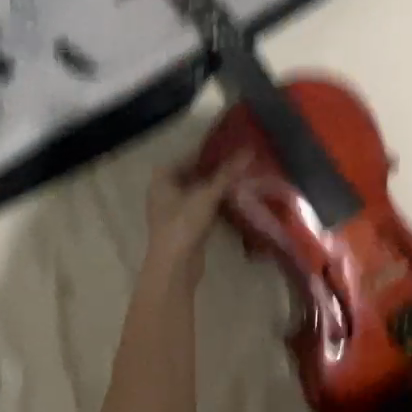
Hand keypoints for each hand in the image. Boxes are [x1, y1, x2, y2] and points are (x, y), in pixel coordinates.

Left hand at [142, 153, 247, 281]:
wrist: (174, 266)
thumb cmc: (184, 224)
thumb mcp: (207, 195)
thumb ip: (227, 174)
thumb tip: (248, 151)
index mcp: (162, 178)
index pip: (188, 156)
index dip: (208, 150)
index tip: (231, 145)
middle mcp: (164, 191)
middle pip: (193, 173)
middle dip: (215, 169)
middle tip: (239, 161)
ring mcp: (173, 210)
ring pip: (198, 191)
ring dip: (216, 187)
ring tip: (241, 177)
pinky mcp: (184, 226)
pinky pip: (201, 207)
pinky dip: (215, 203)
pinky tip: (234, 200)